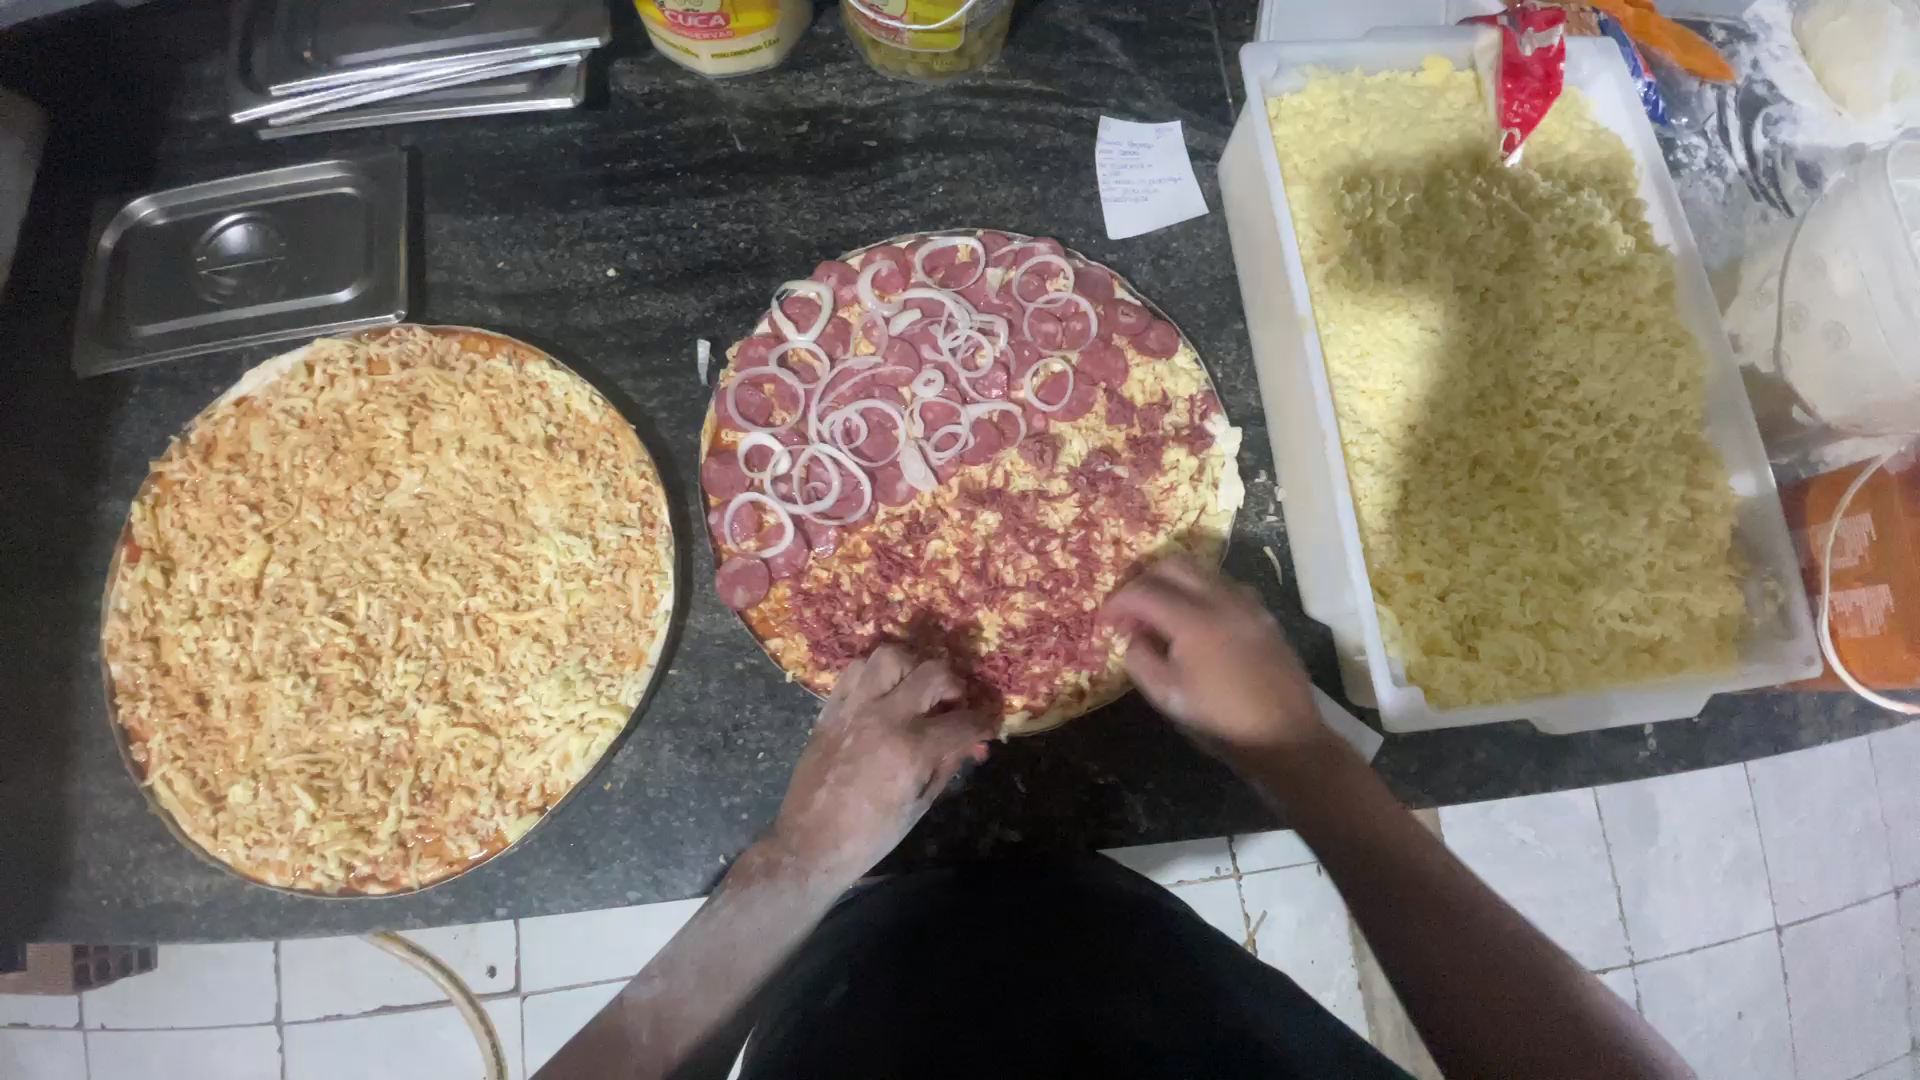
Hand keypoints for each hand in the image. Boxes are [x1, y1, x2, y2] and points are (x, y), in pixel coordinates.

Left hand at [769, 645, 995, 878]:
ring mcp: (854, 708)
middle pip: (934, 673)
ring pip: (891, 656)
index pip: (963, 721)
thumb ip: (947, 764)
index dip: (983, 723)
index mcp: (911, 749)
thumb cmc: (871, 835)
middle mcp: (885, 718)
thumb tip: (970, 742)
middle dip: (954, 687)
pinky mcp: (831, 708)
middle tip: (953, 705)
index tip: (987, 726)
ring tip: (916, 690)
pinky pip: (856, 669)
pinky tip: (884, 692)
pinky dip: (876, 673)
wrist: (810, 844)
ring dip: (913, 668)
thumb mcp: (920, 804)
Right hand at [1100, 558, 1327, 758]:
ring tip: (1159, 613)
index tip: (1105, 620)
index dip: (1116, 602)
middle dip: (1142, 580)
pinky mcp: (1263, 614)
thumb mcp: (1166, 695)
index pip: (1142, 591)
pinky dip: (1200, 593)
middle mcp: (1221, 599)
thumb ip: (1139, 658)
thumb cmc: (1219, 721)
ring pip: (1200, 570)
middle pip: (1171, 564)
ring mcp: (1247, 603)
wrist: (1284, 738)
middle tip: (1129, 607)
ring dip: (1172, 583)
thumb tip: (1133, 636)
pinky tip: (1195, 622)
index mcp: (1193, 620)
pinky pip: (1224, 586)